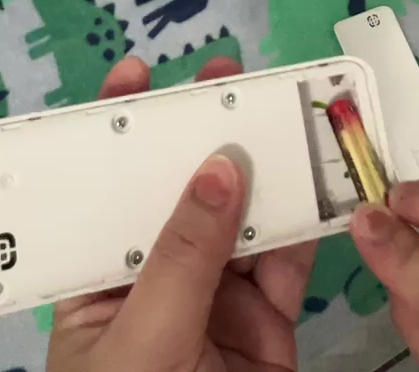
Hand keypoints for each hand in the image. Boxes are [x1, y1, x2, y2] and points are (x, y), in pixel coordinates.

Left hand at [48, 55, 317, 371]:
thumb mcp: (143, 344)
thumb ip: (182, 256)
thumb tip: (220, 164)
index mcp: (99, 282)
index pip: (101, 193)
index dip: (112, 130)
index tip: (135, 75)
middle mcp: (157, 278)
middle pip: (180, 191)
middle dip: (203, 132)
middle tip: (229, 74)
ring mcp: (215, 297)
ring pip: (240, 218)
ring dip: (263, 165)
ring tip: (284, 111)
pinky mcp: (266, 323)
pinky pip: (287, 260)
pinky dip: (307, 219)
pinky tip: (320, 177)